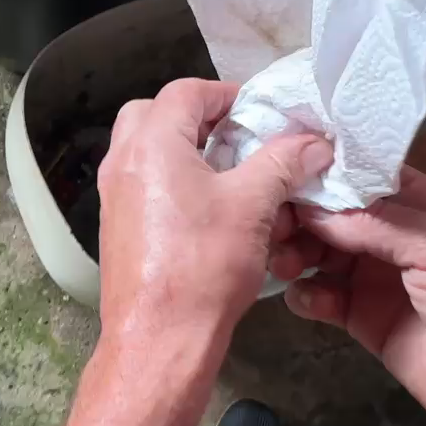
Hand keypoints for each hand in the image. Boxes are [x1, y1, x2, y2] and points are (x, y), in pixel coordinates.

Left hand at [97, 79, 333, 355]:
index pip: (184, 92)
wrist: (158, 333)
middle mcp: (122, 162)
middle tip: (237, 135)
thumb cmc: (201, 265)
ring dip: (184, 148)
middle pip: (154, 113)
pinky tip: (208, 205)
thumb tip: (311, 142)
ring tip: (229, 170)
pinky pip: (142, 182)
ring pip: (145, 148)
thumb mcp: (252, 206)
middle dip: (197, 117)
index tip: (259, 111)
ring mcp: (113, 193)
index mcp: (149, 144)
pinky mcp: (116, 222)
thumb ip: (281, 163)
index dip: (225, 94)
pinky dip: (171, 179)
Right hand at [286, 168, 425, 425]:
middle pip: (332, 213)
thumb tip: (311, 205)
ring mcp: (378, 278)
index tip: (276, 172)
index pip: (365, 175)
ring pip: (319, 251)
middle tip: (270, 227)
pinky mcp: (362, 318)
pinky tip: (308, 301)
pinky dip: (305, 294)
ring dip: (296, 253)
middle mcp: (398, 236)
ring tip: (286, 266)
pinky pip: (319, 295)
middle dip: (299, 215)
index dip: (322, 172)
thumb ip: (380, 223)